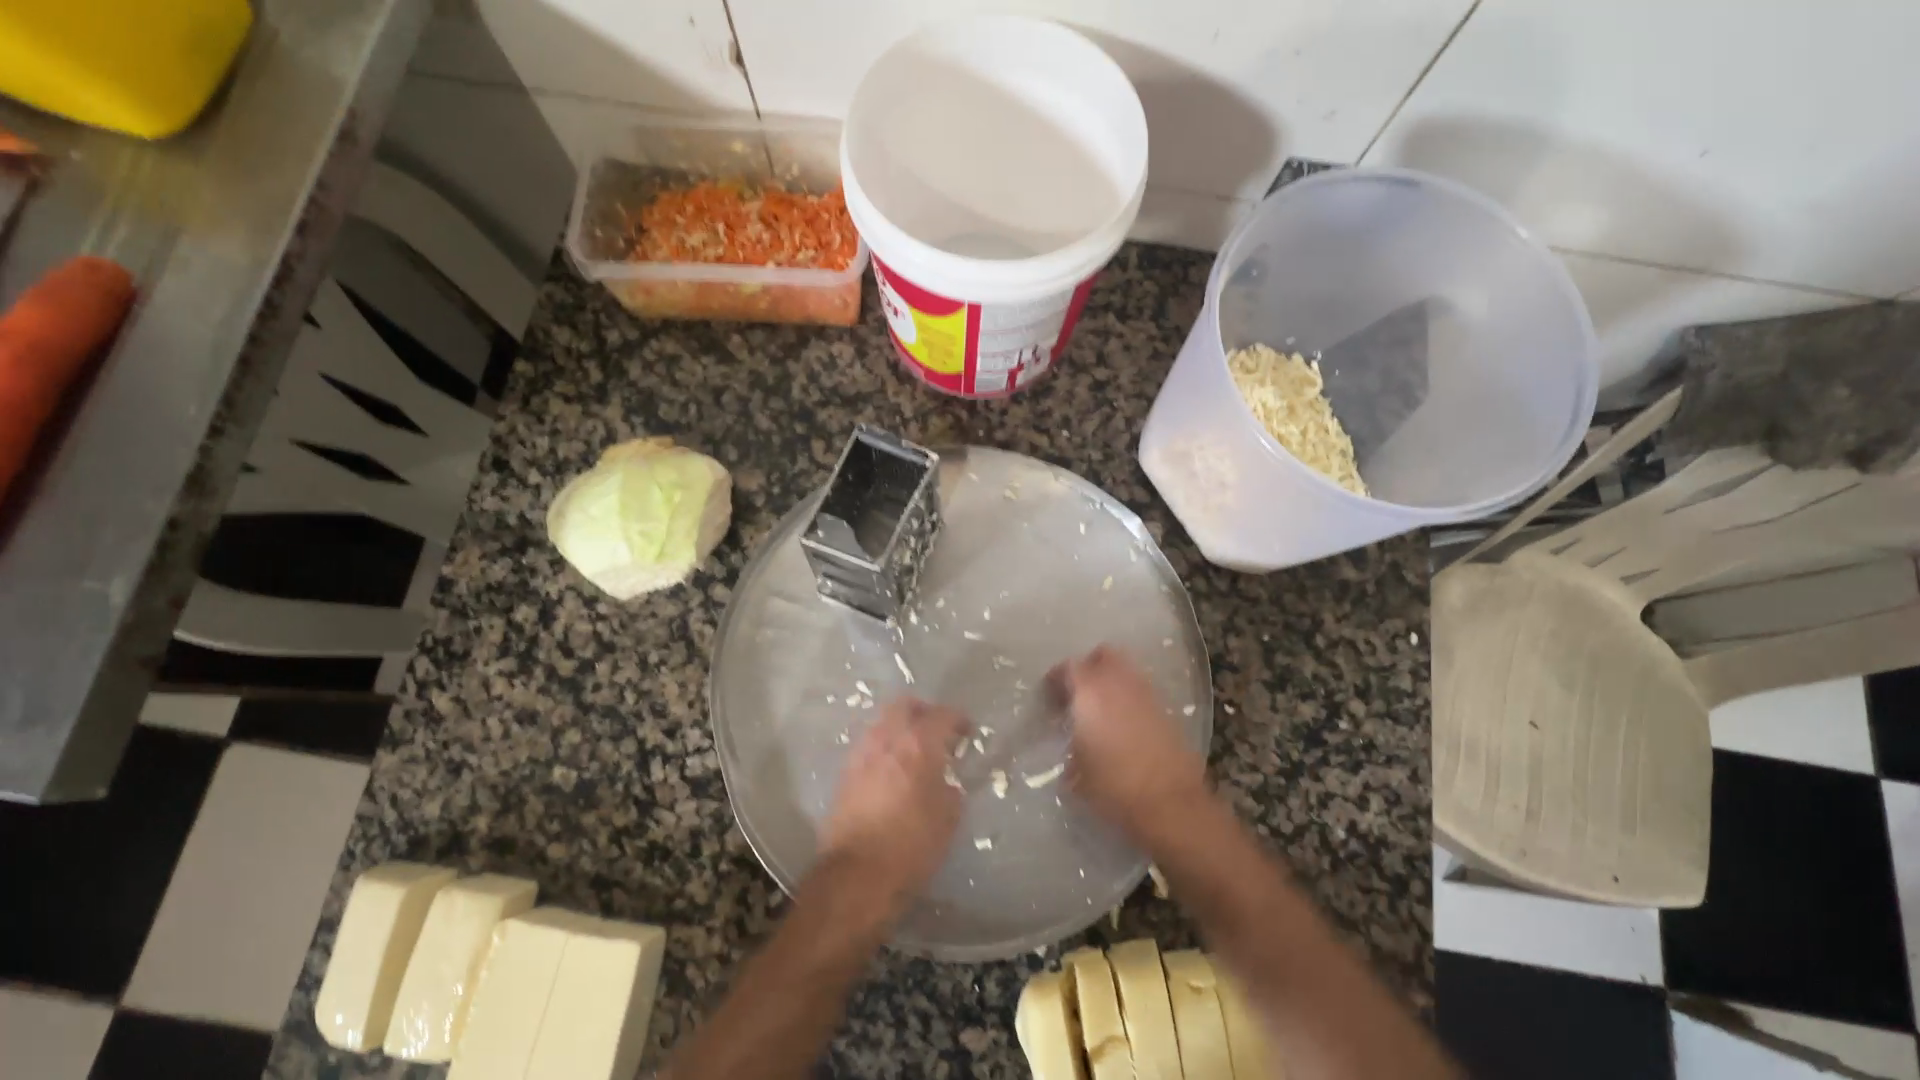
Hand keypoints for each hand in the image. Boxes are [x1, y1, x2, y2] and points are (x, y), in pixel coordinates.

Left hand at [821, 697, 967, 914]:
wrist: (857, 874)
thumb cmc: (912, 846)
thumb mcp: (948, 819)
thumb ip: (949, 790)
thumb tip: (944, 782)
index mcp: (918, 746)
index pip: (942, 715)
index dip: (958, 719)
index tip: (966, 731)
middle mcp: (886, 741)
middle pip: (903, 706)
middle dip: (923, 713)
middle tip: (937, 732)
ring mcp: (860, 756)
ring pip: (881, 724)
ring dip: (899, 730)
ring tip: (912, 753)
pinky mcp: (844, 775)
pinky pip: (867, 748)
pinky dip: (882, 750)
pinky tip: (891, 772)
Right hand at [1052, 645, 1208, 839]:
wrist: (1170, 802)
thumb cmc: (1113, 787)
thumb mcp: (1077, 775)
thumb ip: (1071, 752)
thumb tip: (1074, 750)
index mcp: (1090, 693)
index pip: (1068, 667)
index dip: (1056, 679)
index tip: (1050, 697)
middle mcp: (1119, 684)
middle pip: (1103, 655)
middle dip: (1089, 668)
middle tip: (1078, 694)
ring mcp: (1148, 695)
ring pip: (1127, 671)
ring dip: (1113, 683)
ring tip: (1102, 711)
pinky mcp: (1168, 711)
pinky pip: (1143, 693)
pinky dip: (1131, 700)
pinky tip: (1125, 726)